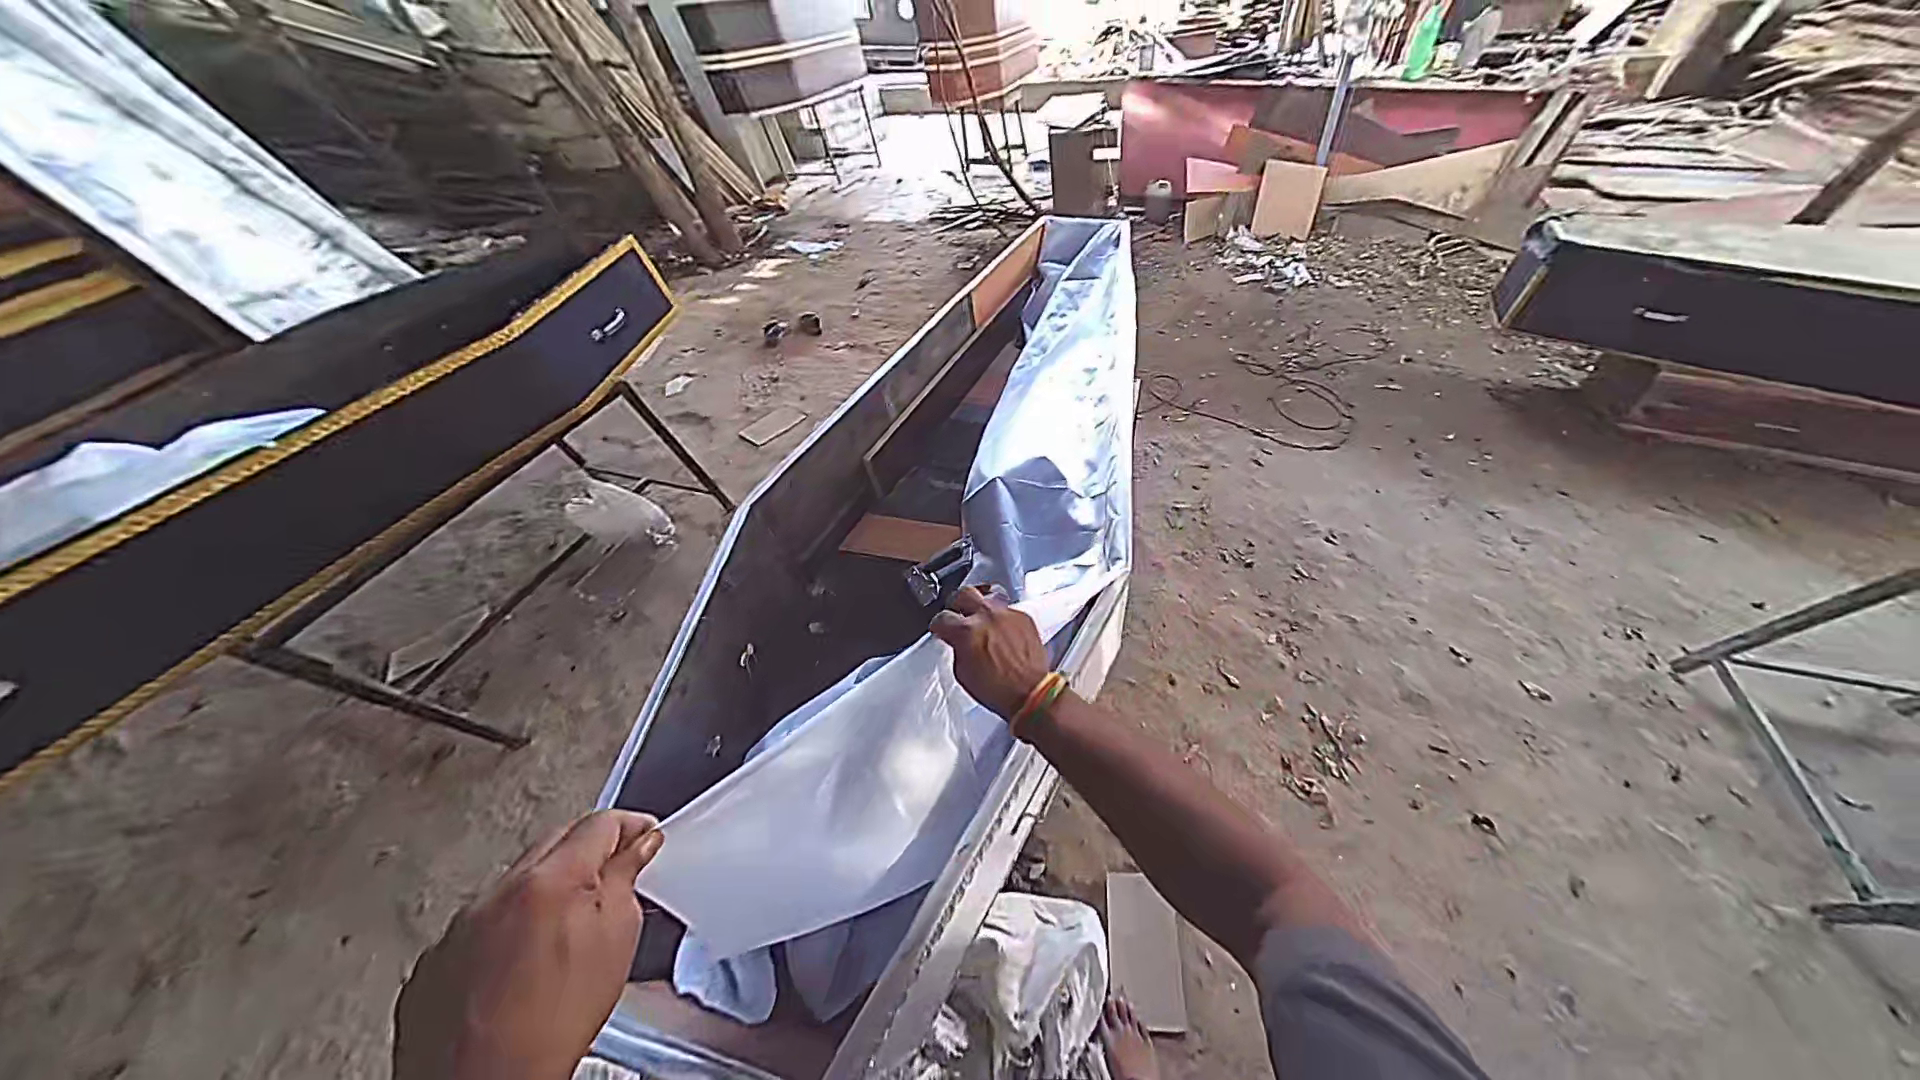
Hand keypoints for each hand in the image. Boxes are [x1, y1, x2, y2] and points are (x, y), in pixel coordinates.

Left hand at [393, 810, 663, 1079]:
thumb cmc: (553, 1025)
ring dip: (547, 889)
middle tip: (614, 874)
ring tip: (566, 933)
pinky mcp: (434, 960)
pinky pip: (481, 920)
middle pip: (557, 841)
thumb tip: (636, 848)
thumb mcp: (617, 937)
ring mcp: (459, 927)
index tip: (642, 836)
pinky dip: (508, 926)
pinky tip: (525, 962)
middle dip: (590, 850)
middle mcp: (498, 893)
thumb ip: (627, 878)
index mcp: (549, 880)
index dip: (630, 827)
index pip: (599, 823)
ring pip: (518, 880)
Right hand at [930, 585, 1048, 717]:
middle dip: (957, 603)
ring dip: (981, 607)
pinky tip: (1000, 630)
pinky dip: (1001, 618)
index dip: (939, 625)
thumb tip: (955, 640)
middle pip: (964, 593)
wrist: (1032, 693)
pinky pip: (1007, 609)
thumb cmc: (999, 689)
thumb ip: (956, 648)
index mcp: (966, 631)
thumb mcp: (963, 673)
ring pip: (988, 596)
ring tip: (980, 618)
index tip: (941, 628)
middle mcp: (987, 617)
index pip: (942, 618)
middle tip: (957, 613)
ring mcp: (1007, 614)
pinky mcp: (1023, 617)